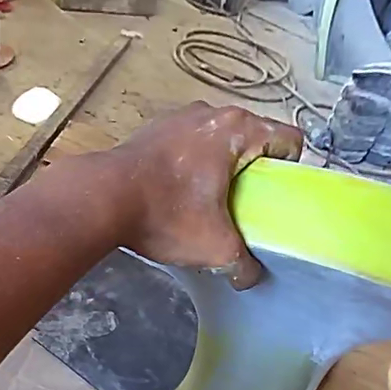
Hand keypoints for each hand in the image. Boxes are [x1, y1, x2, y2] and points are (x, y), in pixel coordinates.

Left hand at [78, 102, 302, 289]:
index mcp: (237, 128)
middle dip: (251, 174)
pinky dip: (187, 168)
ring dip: (217, 171)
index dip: (290, 171)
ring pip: (215, 143)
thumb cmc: (162, 214)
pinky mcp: (150, 132)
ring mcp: (176, 119)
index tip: (276, 198)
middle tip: (242, 207)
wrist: (100, 200)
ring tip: (205, 205)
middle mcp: (209, 113)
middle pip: (251, 140)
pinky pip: (184, 147)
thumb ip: (241, 263)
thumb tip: (249, 277)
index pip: (289, 139)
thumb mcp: (213, 247)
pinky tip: (175, 196)